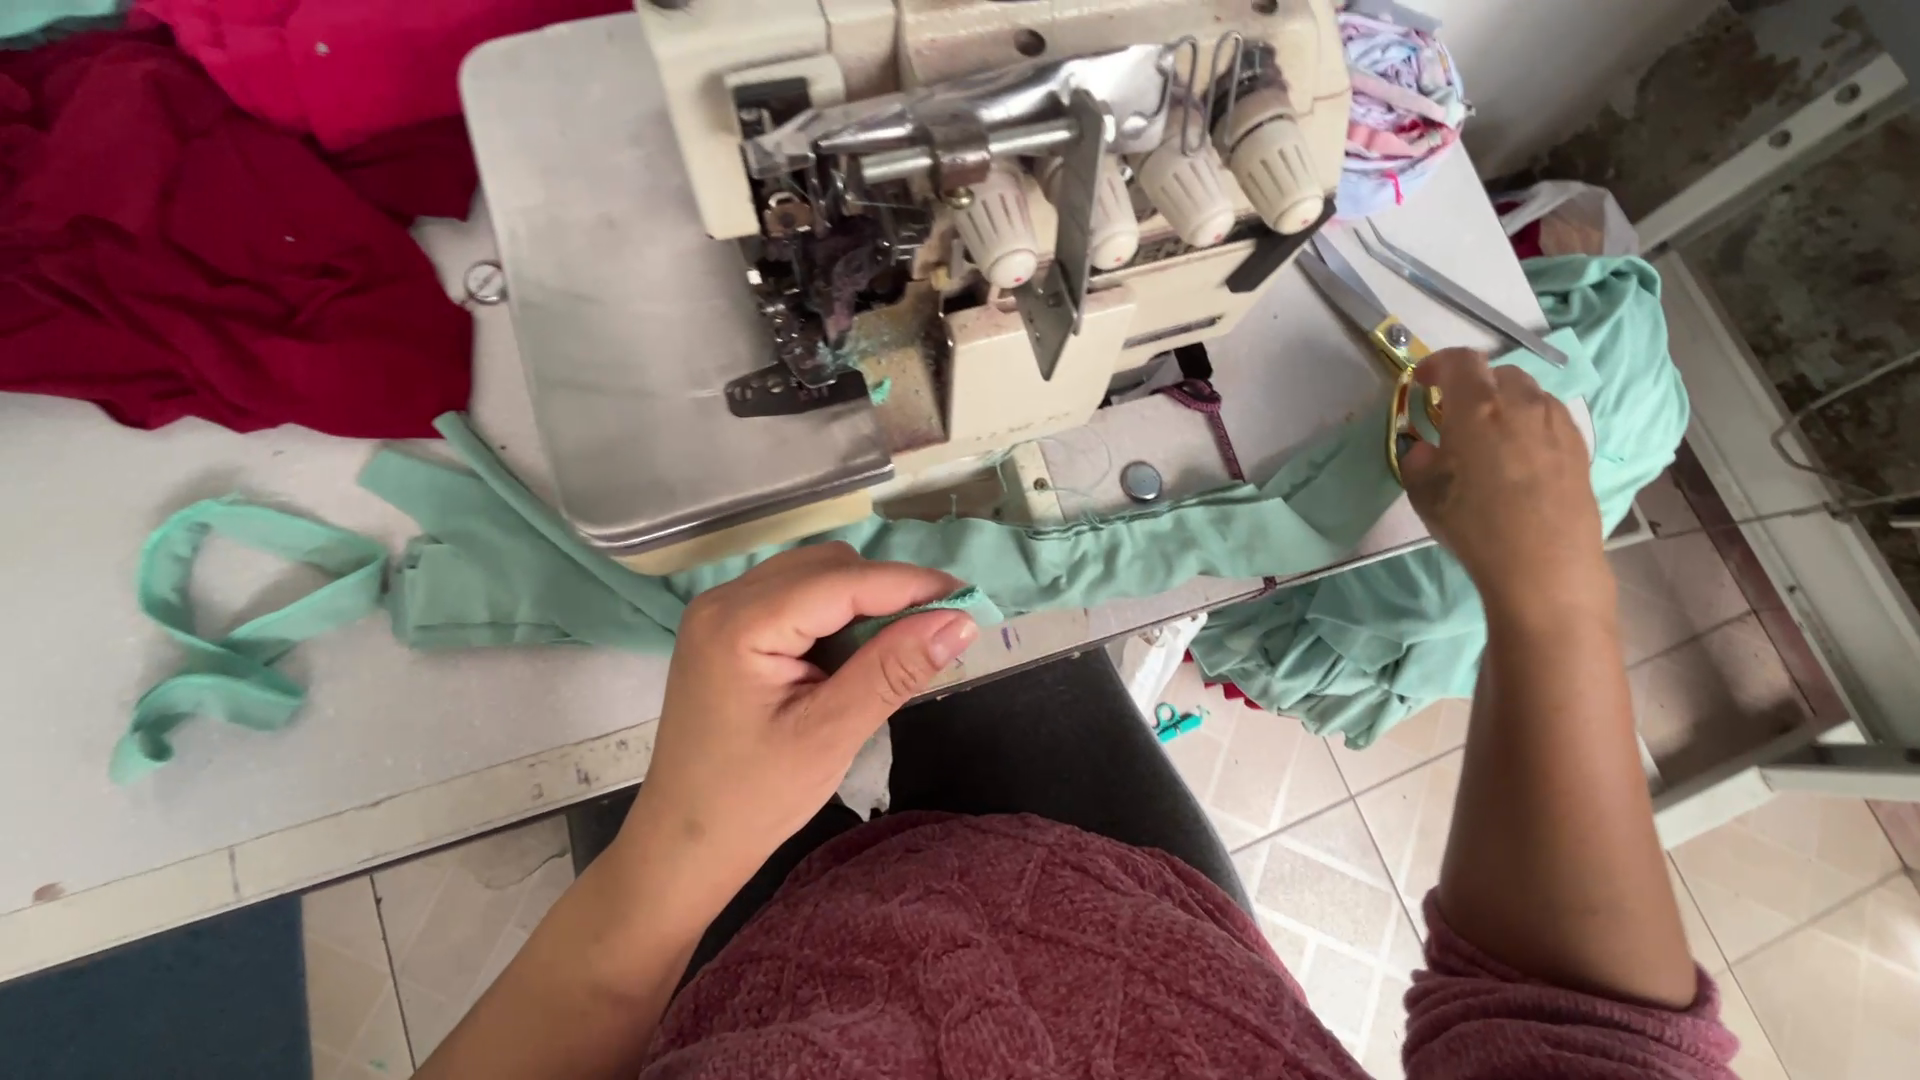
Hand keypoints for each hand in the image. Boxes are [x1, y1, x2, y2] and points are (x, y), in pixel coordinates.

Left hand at [625, 543, 979, 911]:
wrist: (686, 844)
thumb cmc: (755, 799)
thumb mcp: (831, 734)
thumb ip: (893, 670)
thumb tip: (960, 621)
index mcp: (740, 623)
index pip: (842, 581)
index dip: (910, 584)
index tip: (969, 598)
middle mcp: (725, 600)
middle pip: (827, 567)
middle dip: (886, 591)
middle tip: (935, 630)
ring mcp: (722, 612)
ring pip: (814, 576)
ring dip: (863, 601)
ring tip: (897, 645)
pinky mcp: (728, 629)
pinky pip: (796, 598)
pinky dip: (836, 614)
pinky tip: (854, 651)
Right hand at [1400, 348, 1610, 618]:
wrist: (1544, 563)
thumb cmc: (1474, 525)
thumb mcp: (1424, 493)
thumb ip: (1418, 458)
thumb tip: (1426, 446)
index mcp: (1476, 409)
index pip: (1459, 361)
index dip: (1437, 365)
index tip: (1422, 384)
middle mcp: (1521, 403)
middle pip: (1496, 372)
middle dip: (1471, 385)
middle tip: (1452, 416)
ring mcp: (1556, 421)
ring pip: (1526, 393)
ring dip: (1501, 403)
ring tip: (1487, 438)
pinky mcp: (1578, 444)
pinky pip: (1547, 416)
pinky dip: (1526, 423)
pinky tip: (1516, 457)